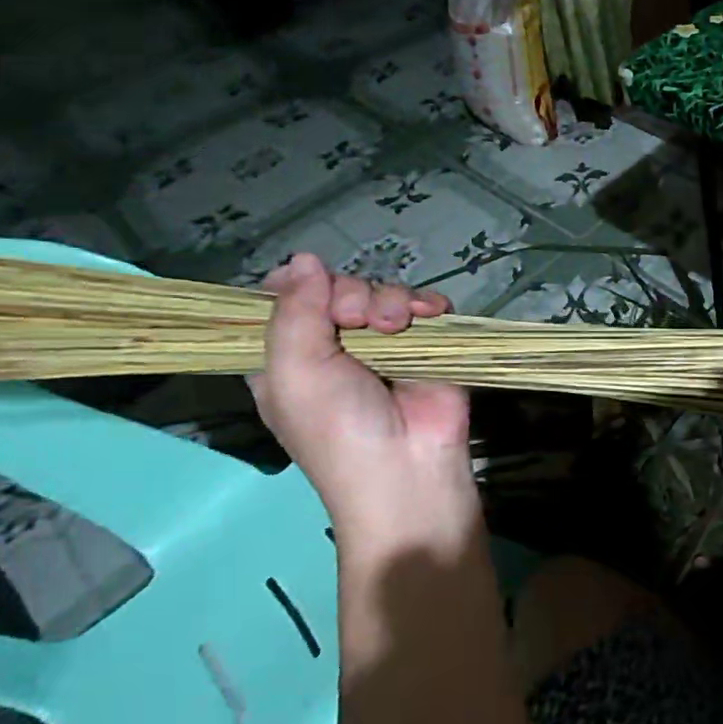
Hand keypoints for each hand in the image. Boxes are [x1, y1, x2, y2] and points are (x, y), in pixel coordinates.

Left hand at [249, 253, 476, 545]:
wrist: (408, 465)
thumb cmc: (337, 427)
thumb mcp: (294, 371)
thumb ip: (294, 311)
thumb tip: (305, 258)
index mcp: (292, 352)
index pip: (289, 297)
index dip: (301, 286)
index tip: (312, 295)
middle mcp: (339, 344)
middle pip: (341, 287)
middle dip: (351, 295)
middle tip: (356, 322)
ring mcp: (389, 344)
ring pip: (386, 292)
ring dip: (390, 300)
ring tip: (395, 326)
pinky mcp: (432, 347)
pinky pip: (429, 307)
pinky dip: (430, 304)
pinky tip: (429, 315)